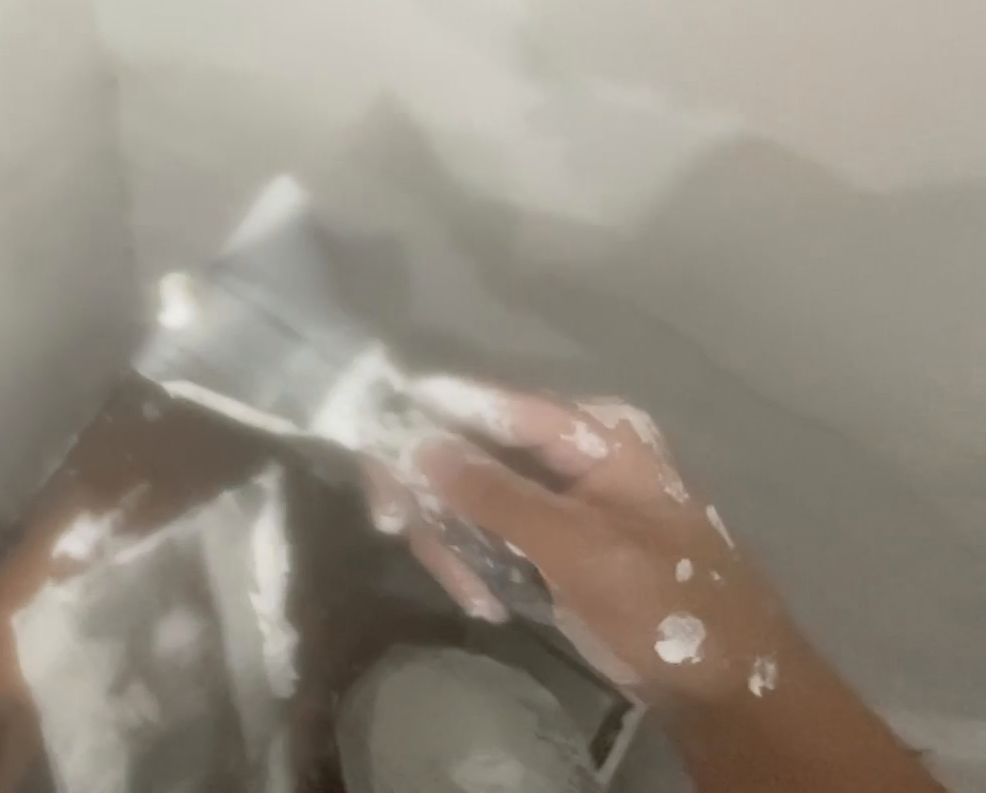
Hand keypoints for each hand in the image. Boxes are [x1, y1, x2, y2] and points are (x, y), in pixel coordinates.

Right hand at [362, 380, 790, 703]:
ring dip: (446, 538)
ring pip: (456, 491)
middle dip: (429, 493)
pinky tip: (483, 597)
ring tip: (468, 589)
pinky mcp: (529, 528)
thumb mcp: (581, 549)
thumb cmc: (670, 606)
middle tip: (391, 521)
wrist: (721, 691)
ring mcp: (543, 491)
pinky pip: (469, 525)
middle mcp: (561, 451)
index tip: (374, 415)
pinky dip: (464, 559)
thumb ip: (498, 495)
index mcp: (593, 436)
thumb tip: (419, 446)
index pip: (499, 406)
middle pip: (464, 446)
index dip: (435, 407)